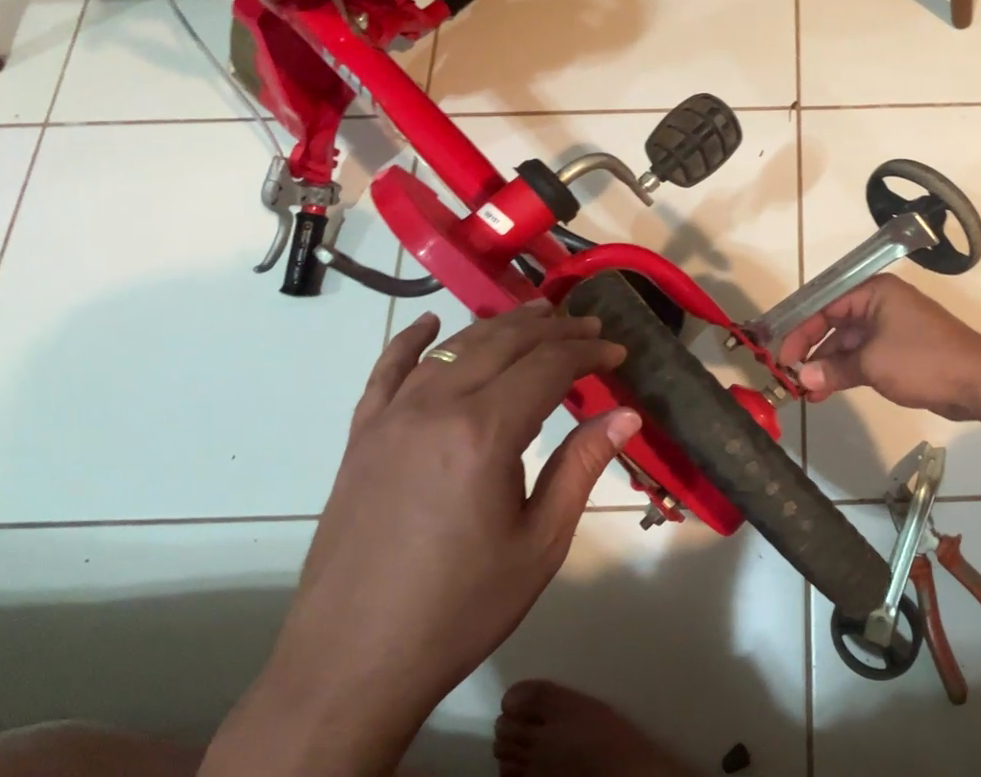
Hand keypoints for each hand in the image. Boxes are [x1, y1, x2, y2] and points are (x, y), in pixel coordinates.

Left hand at [204, 304, 637, 775]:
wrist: (354, 661)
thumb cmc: (463, 606)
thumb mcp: (541, 542)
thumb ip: (582, 466)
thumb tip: (627, 414)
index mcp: (485, 433)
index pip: (548, 366)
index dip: (588, 353)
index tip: (619, 354)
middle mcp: (435, 408)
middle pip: (502, 344)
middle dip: (552, 330)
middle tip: (589, 328)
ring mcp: (390, 419)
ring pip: (452, 349)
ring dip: (498, 327)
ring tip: (536, 318)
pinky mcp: (361, 438)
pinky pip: (386, 372)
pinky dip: (410, 341)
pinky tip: (427, 324)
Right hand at [775, 275, 980, 419]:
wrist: (977, 381)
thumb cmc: (923, 360)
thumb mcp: (873, 364)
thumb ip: (835, 369)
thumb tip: (803, 377)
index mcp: (875, 292)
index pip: (825, 303)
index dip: (801, 329)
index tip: (783, 355)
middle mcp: (881, 304)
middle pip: (834, 322)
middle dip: (813, 349)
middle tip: (790, 374)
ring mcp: (891, 328)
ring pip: (848, 343)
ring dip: (828, 365)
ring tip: (807, 390)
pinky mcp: (899, 351)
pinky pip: (863, 357)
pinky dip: (846, 371)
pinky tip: (827, 391)